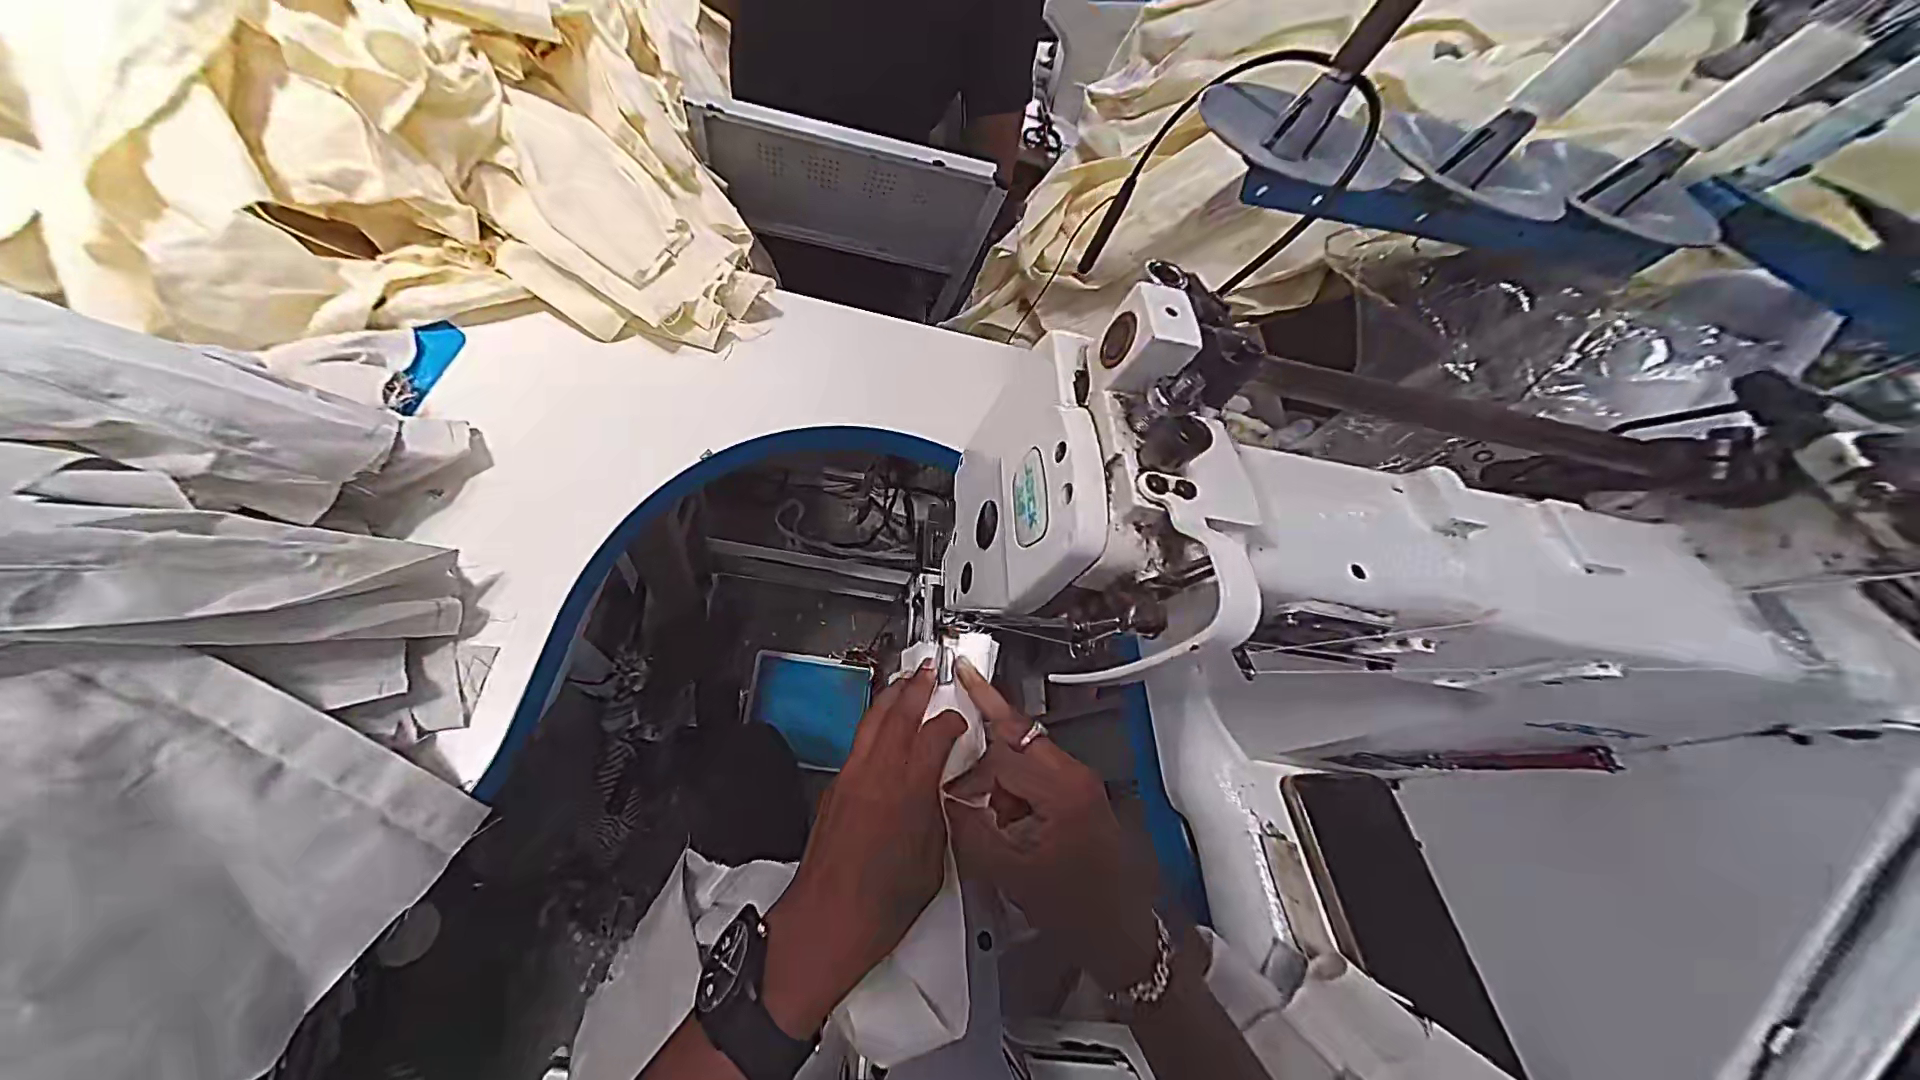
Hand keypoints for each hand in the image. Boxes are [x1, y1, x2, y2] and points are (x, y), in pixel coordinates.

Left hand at [761, 663, 965, 1039]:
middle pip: (898, 713)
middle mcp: (877, 776)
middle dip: (915, 687)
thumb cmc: (878, 905)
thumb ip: (939, 815)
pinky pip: (858, 742)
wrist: (825, 922)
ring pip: (872, 721)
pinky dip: (873, 725)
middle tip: (926, 671)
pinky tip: (881, 728)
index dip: (952, 722)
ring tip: (903, 684)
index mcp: (909, 791)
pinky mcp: (835, 788)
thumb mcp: (932, 861)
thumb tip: (941, 794)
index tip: (959, 721)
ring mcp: (851, 778)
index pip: (935, 735)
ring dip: (890, 698)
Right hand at [946, 660, 1161, 991]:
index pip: (1008, 743)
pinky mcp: (1075, 796)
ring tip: (993, 827)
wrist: (1120, 934)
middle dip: (981, 766)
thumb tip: (948, 799)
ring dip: (997, 786)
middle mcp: (1074, 776)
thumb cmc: (1081, 909)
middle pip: (1014, 744)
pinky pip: (1032, 780)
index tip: (965, 679)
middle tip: (959, 790)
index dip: (975, 729)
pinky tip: (1007, 831)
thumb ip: (972, 829)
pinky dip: (1010, 799)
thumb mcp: (1012, 874)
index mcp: (1062, 787)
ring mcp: (1077, 784)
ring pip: (1021, 761)